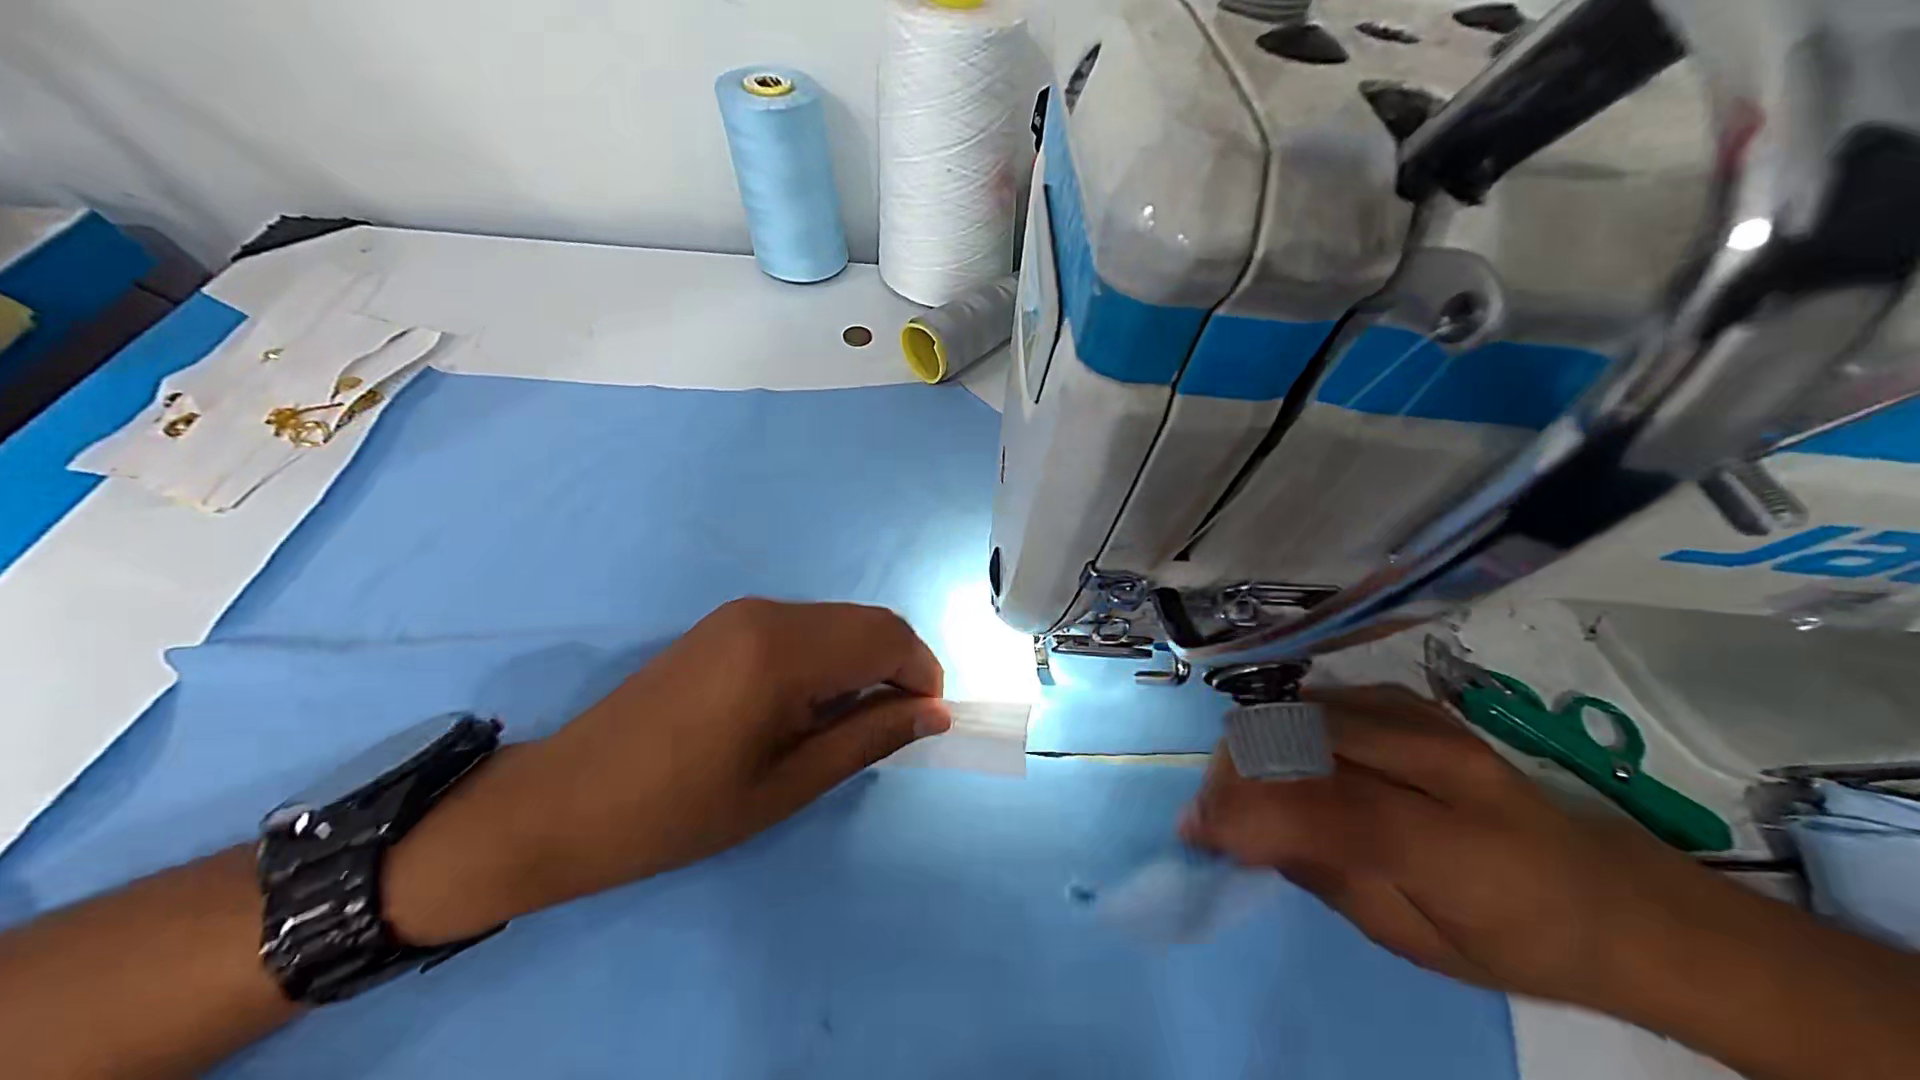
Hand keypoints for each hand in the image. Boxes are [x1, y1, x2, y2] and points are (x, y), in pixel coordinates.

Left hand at [385, 599, 951, 943]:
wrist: (564, 802)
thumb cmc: (680, 810)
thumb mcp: (788, 784)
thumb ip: (869, 737)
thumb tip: (935, 713)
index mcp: (783, 651)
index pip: (888, 638)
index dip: (924, 674)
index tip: (929, 721)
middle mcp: (767, 614)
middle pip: (867, 620)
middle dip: (900, 664)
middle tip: (899, 724)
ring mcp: (741, 613)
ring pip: (837, 620)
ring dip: (866, 660)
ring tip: (856, 720)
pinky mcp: (725, 623)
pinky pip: (804, 626)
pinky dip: (830, 655)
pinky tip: (813, 703)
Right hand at [1180, 685, 1708, 1008]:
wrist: (1605, 894)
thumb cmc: (1512, 938)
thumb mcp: (1413, 940)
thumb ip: (1323, 874)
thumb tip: (1240, 830)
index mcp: (1458, 845)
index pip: (1330, 808)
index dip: (1246, 813)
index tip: (1194, 830)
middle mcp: (1441, 761)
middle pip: (1300, 739)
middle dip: (1237, 772)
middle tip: (1220, 814)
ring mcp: (1426, 719)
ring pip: (1299, 710)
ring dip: (1255, 748)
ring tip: (1250, 791)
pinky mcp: (1412, 700)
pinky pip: (1320, 700)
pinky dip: (1287, 730)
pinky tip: (1295, 764)